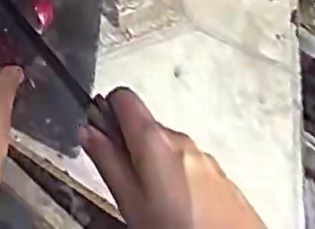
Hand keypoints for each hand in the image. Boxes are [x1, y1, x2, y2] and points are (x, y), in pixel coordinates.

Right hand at [81, 89, 264, 228]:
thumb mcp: (130, 204)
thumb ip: (107, 162)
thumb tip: (88, 132)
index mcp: (155, 139)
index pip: (123, 97)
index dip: (108, 112)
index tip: (102, 136)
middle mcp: (183, 141)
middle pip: (146, 126)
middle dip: (132, 148)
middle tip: (127, 186)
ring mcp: (208, 162)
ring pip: (169, 151)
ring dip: (157, 169)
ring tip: (157, 210)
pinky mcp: (226, 184)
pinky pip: (193, 171)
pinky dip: (182, 185)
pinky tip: (183, 218)